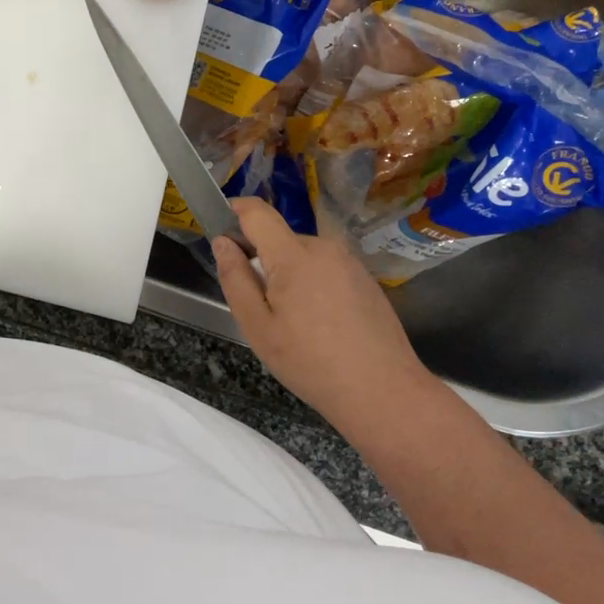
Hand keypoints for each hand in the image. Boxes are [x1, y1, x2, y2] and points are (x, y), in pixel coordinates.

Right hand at [212, 197, 437, 425]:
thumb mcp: (257, 326)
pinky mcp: (366, 280)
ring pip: (303, 256)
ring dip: (288, 276)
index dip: (233, 212)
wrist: (384, 392)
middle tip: (260, 306)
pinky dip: (312, 287)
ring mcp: (350, 263)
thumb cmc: (310, 362)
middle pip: (279, 239)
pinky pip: (325, 270)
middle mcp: (325, 249)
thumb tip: (222, 242)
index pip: (257, 212)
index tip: (220, 234)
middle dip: (262, 260)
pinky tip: (320, 326)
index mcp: (294, 256)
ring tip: (292, 322)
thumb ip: (235, 278)